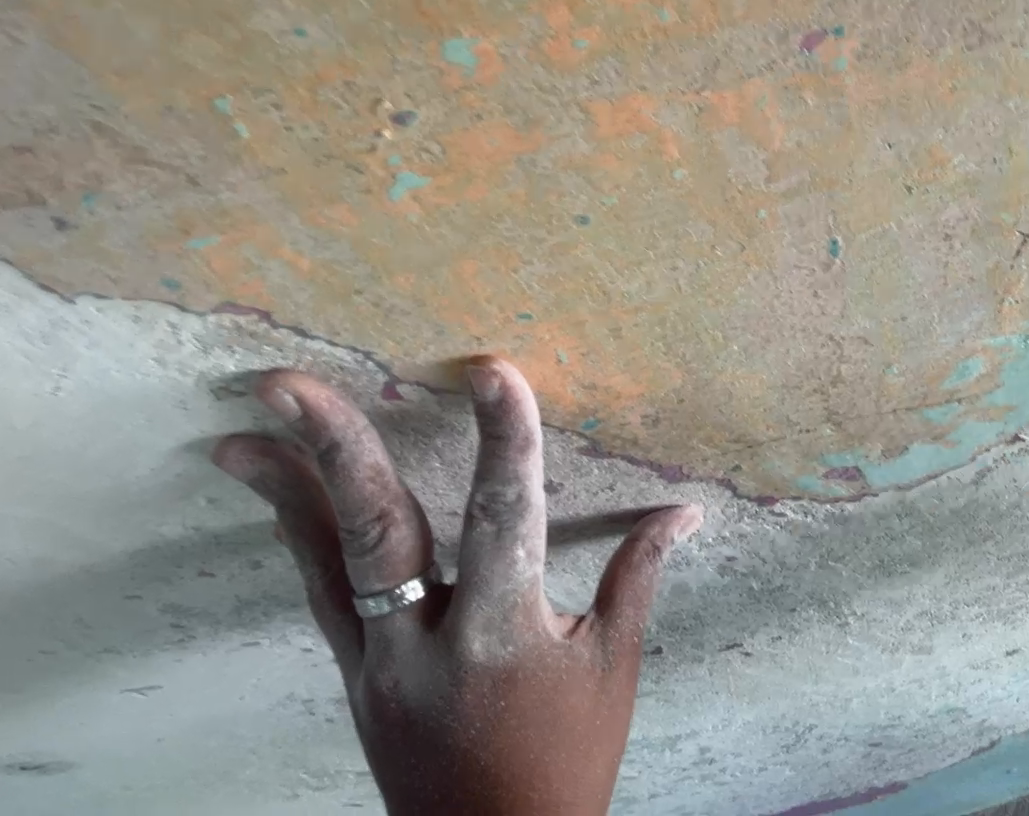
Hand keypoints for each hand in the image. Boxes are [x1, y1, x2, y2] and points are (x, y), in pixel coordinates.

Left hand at [211, 355, 701, 815]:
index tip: (494, 374)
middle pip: (377, 533)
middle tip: (287, 387)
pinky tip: (284, 501)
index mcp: (502, 634)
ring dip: (288, 492)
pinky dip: (302, 537)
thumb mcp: (614, 664)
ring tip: (242, 433)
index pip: (508, 514)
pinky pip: (322, 594)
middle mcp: (424, 642)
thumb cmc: (569, 757)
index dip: (506, 439)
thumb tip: (683, 512)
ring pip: (328, 562)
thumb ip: (638, 575)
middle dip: (336, 452)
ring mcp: (377, 661)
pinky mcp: (359, 675)